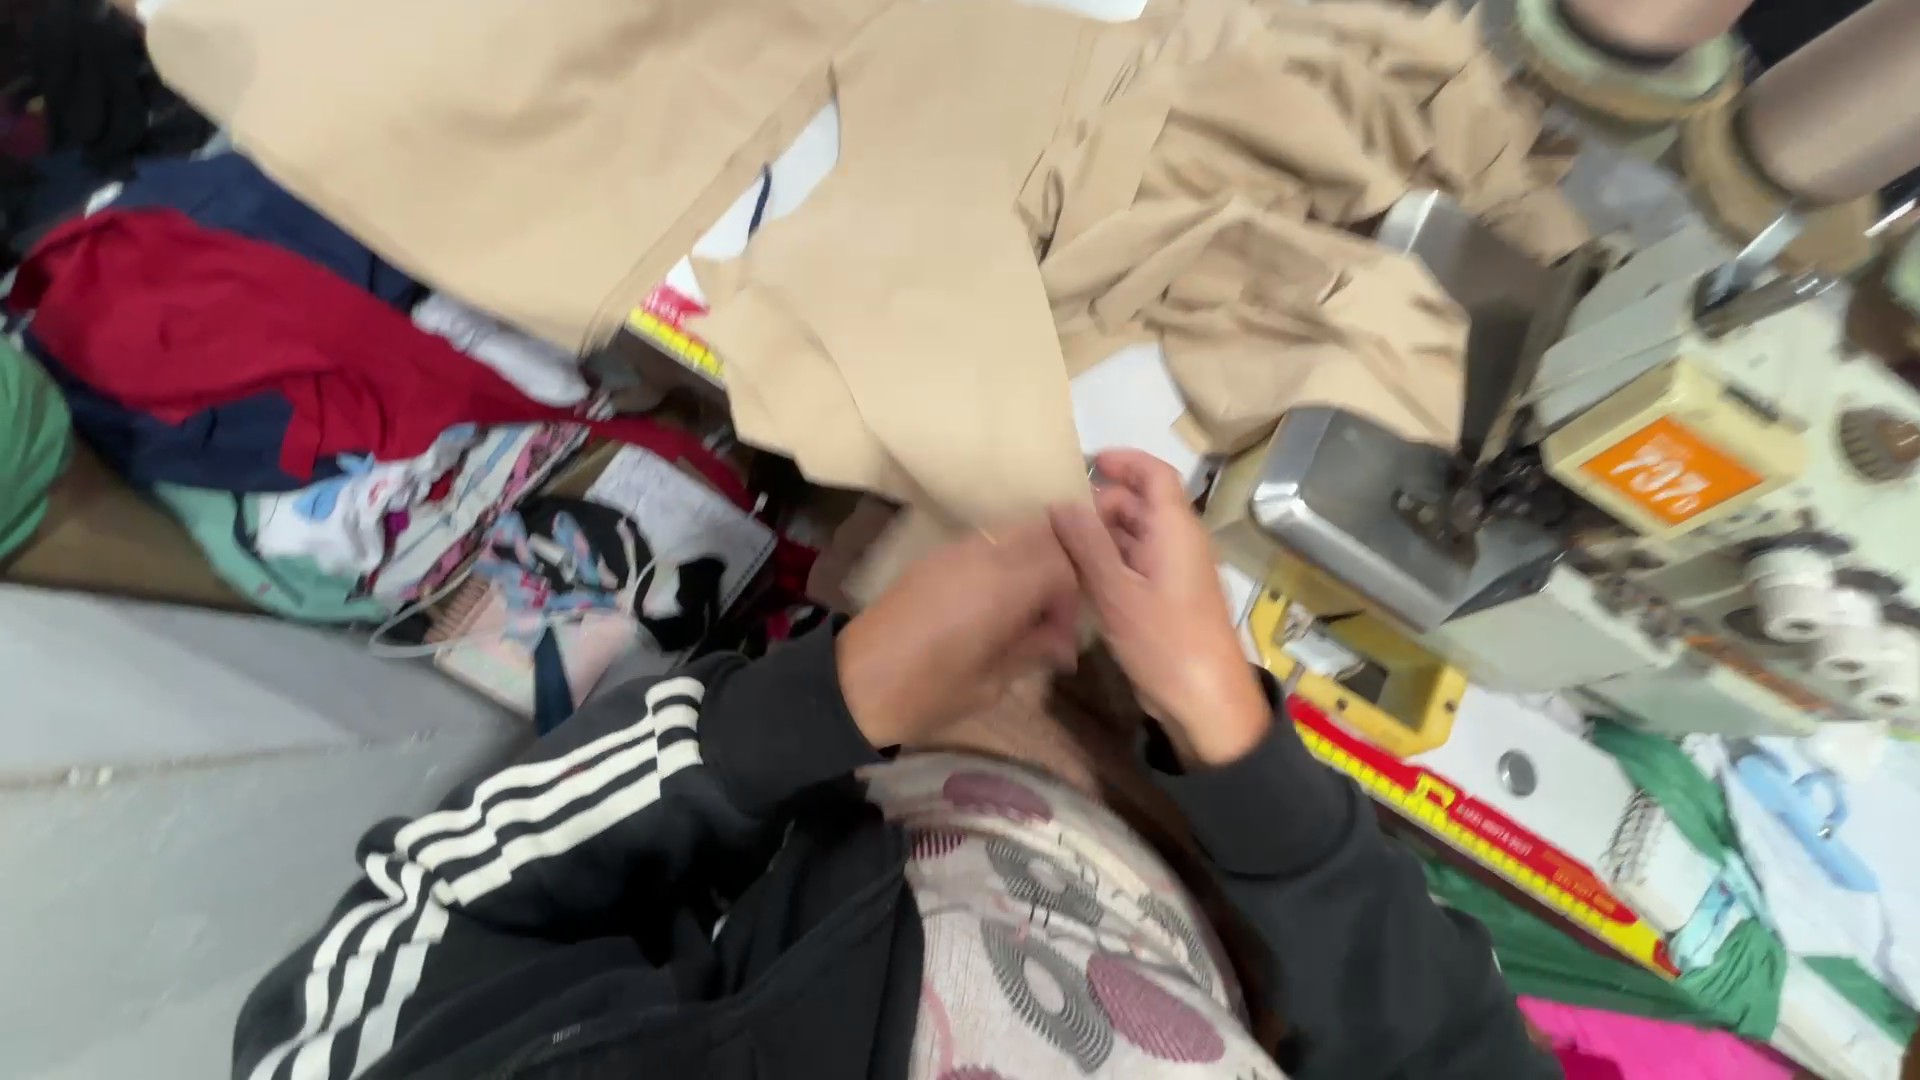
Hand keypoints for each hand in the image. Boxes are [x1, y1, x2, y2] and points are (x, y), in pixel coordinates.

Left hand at [836, 520, 1080, 748]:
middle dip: (1059, 569)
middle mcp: (982, 556)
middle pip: (1043, 536)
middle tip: (1051, 614)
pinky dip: (1003, 560)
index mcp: (1002, 588)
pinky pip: (984, 542)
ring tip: (1025, 606)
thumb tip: (1064, 642)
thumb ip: (1033, 650)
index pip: (1063, 565)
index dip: (1072, 598)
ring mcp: (954, 551)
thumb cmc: (927, 693)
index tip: (1061, 637)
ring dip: (1031, 560)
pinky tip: (994, 600)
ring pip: (1013, 532)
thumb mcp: (990, 683)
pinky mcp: (934, 557)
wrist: (853, 684)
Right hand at [1050, 449, 1269, 765]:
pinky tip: (1077, 576)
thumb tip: (1062, 503)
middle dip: (1100, 504)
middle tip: (1055, 518)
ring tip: (1057, 545)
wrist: (1206, 701)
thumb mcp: (1117, 592)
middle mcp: (1178, 542)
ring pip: (1136, 536)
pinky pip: (1136, 563)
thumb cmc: (1165, 640)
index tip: (1087, 462)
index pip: (1155, 474)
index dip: (1124, 461)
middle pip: (1140, 505)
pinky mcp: (1168, 597)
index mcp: (1174, 529)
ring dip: (1101, 535)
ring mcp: (1174, 571)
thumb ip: (1087, 544)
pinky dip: (1109, 561)